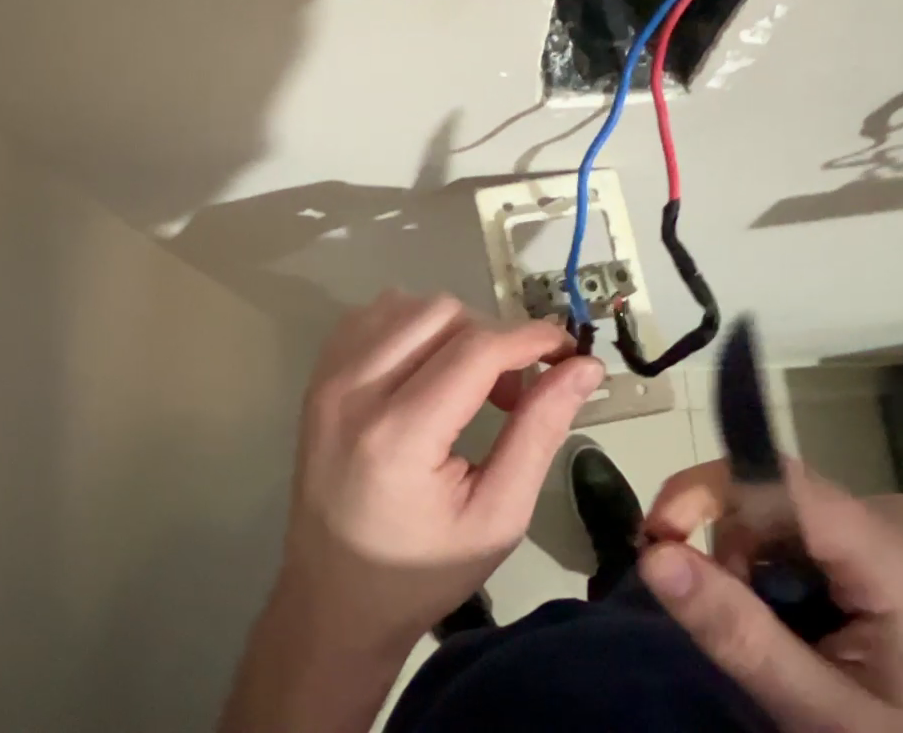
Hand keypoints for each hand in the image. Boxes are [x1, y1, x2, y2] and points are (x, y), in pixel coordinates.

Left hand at [279, 291, 605, 649]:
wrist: (334, 598)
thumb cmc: (422, 571)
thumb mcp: (498, 516)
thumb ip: (540, 431)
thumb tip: (584, 367)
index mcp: (397, 435)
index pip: (476, 348)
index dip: (532, 338)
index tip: (568, 352)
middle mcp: (353, 391)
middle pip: (442, 313)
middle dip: (493, 337)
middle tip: (512, 392)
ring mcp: (327, 379)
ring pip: (407, 304)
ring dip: (453, 329)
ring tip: (469, 384)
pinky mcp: (318, 377)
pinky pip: (373, 316)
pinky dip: (412, 328)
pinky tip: (428, 371)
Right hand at [637, 461, 902, 732]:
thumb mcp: (823, 713)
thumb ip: (739, 632)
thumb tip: (650, 556)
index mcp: (895, 549)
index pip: (773, 479)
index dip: (701, 492)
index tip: (651, 540)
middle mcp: (897, 516)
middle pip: (771, 501)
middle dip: (731, 556)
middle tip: (730, 630)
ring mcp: (900, 530)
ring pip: (782, 520)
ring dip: (755, 575)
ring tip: (782, 647)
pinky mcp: (897, 549)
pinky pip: (809, 538)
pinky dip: (783, 581)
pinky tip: (805, 633)